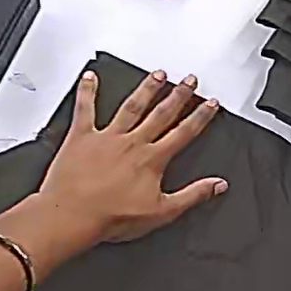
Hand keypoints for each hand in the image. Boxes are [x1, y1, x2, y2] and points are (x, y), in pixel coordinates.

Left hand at [0, 68, 224, 276]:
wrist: (73, 215)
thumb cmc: (113, 217)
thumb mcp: (163, 212)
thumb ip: (193, 195)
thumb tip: (217, 186)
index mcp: (152, 159)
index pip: (184, 132)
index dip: (200, 116)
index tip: (210, 103)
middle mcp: (132, 142)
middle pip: (161, 113)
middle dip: (178, 95)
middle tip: (190, 80)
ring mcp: (107, 137)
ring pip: (132, 106)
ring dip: (147, 89)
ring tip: (158, 74)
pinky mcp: (82, 138)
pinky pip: (85, 109)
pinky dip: (88, 92)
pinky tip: (91, 77)